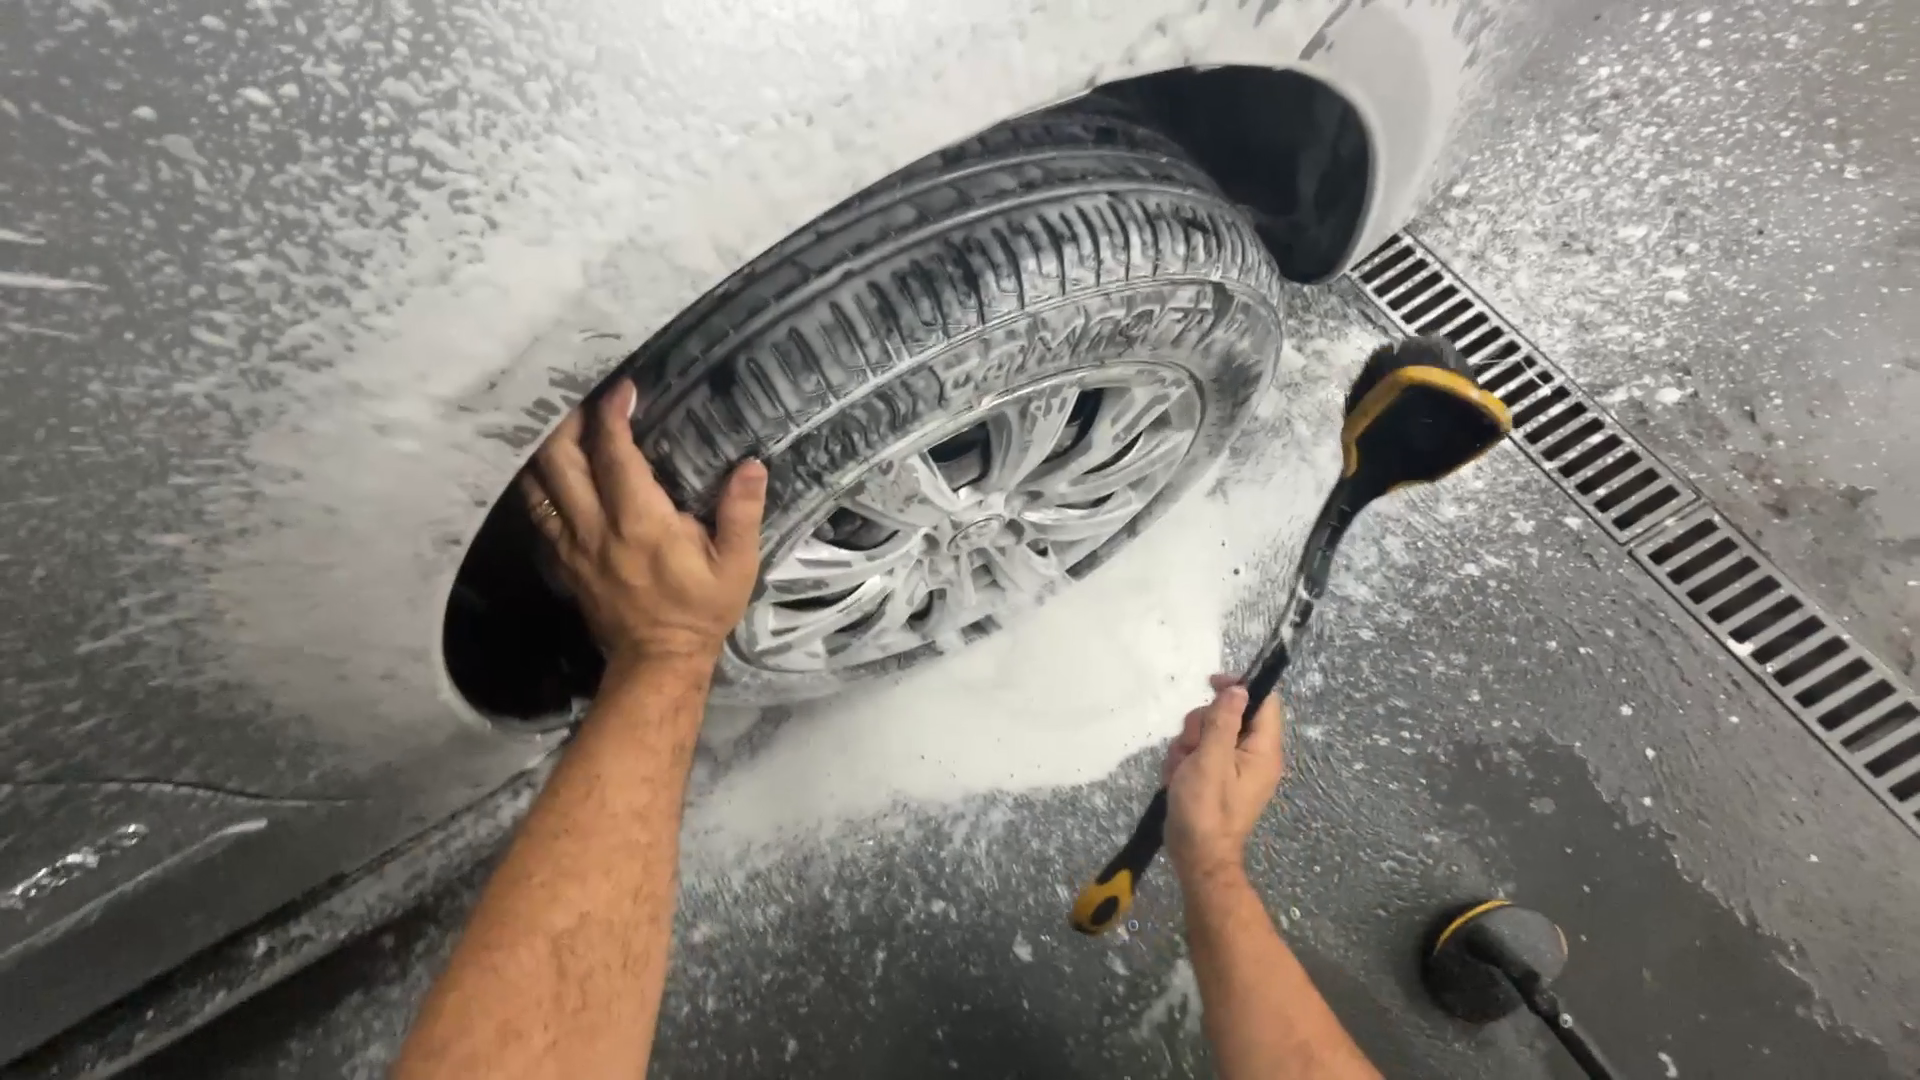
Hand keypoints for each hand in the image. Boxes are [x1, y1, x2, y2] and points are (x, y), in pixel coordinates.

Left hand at [520, 380, 767, 673]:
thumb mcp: (737, 565)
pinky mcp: (562, 562)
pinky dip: (539, 485)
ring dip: (546, 449)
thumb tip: (752, 465)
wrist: (658, 659)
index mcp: (640, 522)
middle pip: (560, 460)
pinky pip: (538, 514)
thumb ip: (742, 513)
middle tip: (584, 398)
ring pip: (539, 484)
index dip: (613, 416)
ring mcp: (571, 546)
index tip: (623, 388)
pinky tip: (551, 474)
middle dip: (569, 421)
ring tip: (562, 425)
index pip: (615, 454)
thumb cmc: (701, 610)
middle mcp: (596, 527)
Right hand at [1163, 674, 1284, 885]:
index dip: (1240, 687)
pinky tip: (1177, 778)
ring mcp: (1234, 767)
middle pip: (1228, 714)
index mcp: (1263, 750)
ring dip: (1187, 744)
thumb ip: (1223, 720)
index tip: (1210, 684)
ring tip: (1181, 769)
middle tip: (1191, 747)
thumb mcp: (1210, 759)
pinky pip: (1198, 752)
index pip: (1264, 701)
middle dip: (1201, 724)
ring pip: (1207, 732)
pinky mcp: (1217, 777)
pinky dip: (1184, 760)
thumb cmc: (1205, 808)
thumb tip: (1238, 689)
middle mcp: (1253, 756)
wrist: (1196, 856)